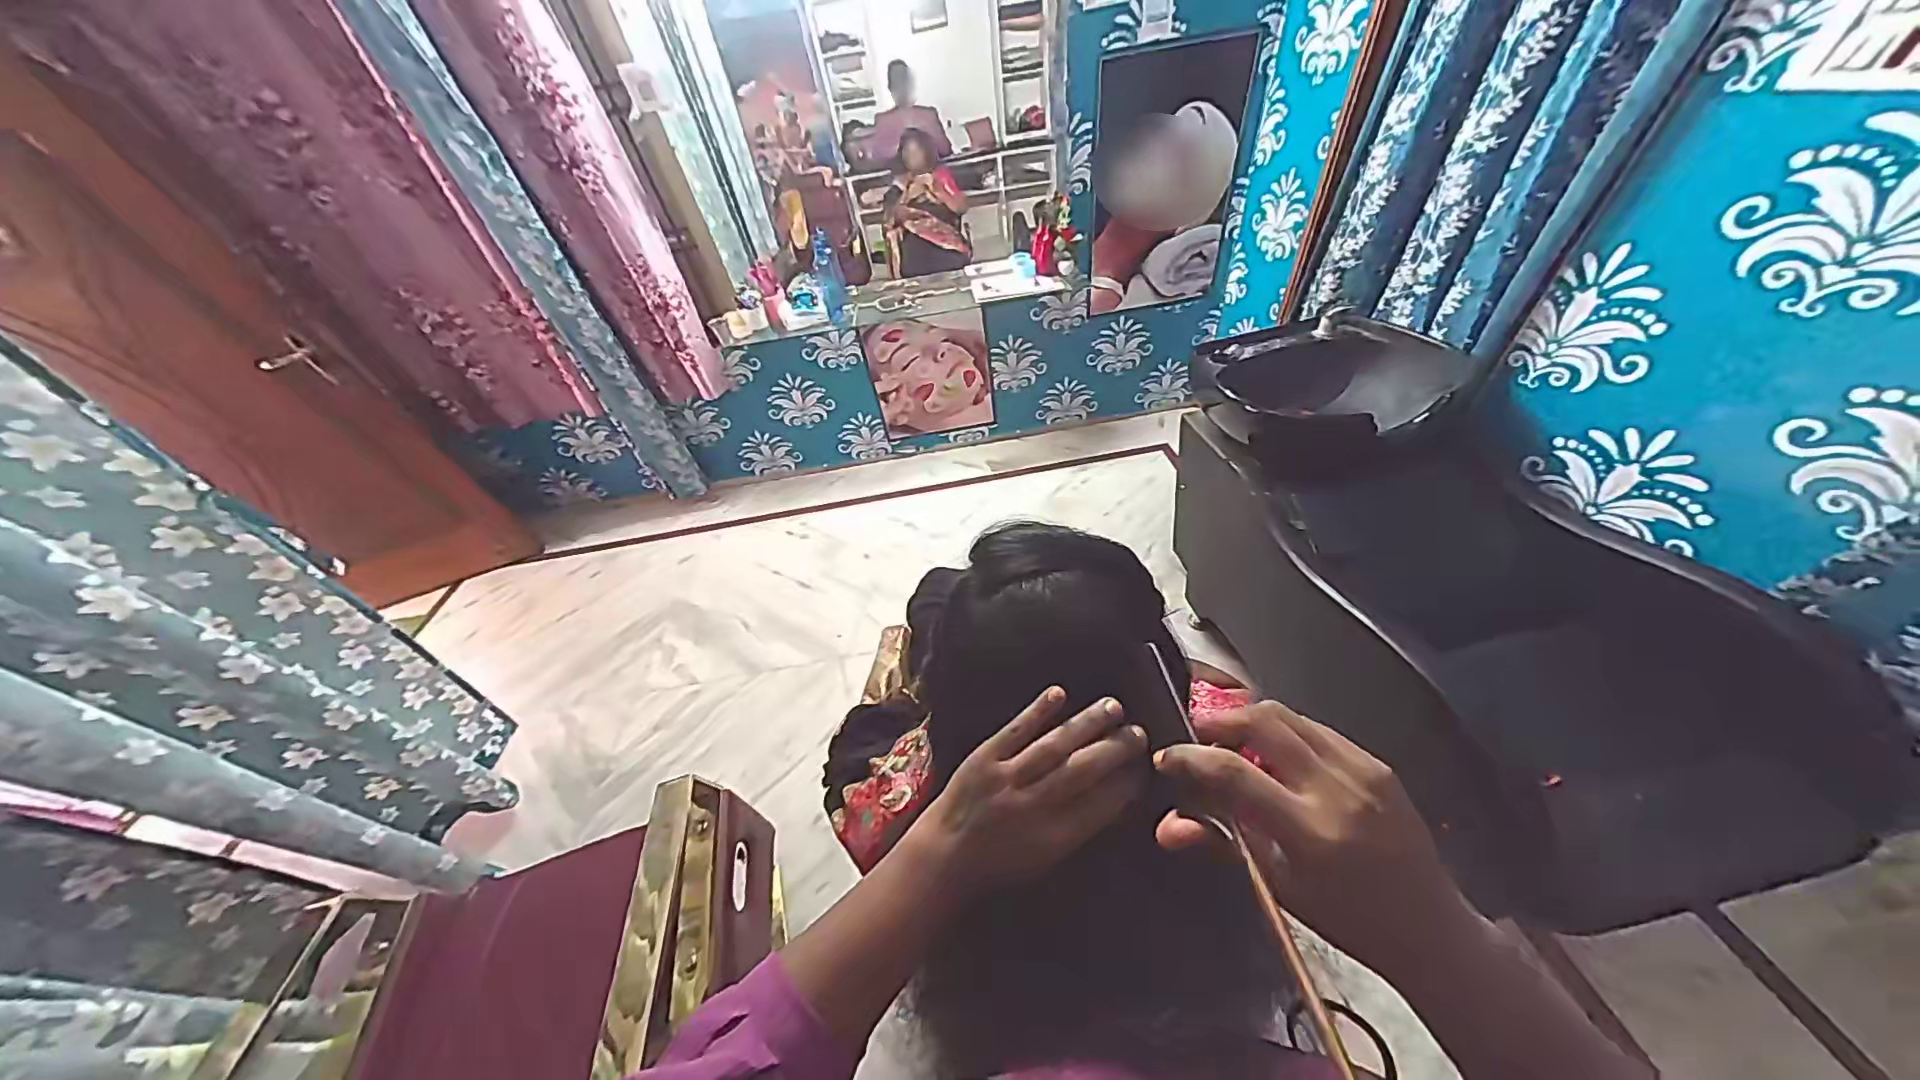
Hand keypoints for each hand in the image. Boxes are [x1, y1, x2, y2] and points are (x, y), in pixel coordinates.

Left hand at [901, 687, 1146, 896]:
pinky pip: (1015, 730)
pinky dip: (1037, 710)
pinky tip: (1059, 693)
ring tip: (1113, 707)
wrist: (945, 854)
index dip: (1128, 781)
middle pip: (1082, 770)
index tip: (1146, 764)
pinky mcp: (983, 758)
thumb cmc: (1001, 862)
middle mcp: (1032, 806)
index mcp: (1053, 837)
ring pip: (1054, 746)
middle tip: (1137, 733)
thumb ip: (1082, 828)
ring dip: (1086, 724)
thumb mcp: (1047, 859)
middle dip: (1115, 749)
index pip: (1102, 804)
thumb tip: (1121, 802)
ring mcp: (1005, 778)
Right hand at [1153, 700, 1472, 973]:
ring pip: (1288, 715)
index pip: (1234, 770)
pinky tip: (1274, 754)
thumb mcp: (1278, 884)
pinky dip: (1283, 732)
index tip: (1168, 758)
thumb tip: (1167, 828)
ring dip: (1249, 720)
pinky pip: (1315, 728)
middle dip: (1219, 721)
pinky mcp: (1377, 764)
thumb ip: (1220, 843)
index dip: (1190, 756)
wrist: (1431, 929)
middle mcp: (1339, 790)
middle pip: (1263, 720)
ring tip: (1231, 742)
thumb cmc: (1347, 918)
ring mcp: (1363, 771)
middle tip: (1197, 737)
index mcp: (1310, 831)